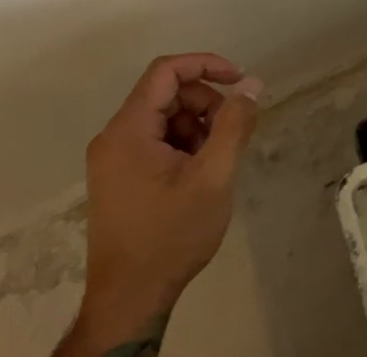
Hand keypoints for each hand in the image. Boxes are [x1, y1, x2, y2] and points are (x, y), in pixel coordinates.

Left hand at [56, 53, 262, 356]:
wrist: (130, 300)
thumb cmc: (171, 235)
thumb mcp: (213, 177)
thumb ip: (234, 124)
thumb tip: (252, 83)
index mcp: (128, 131)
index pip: (166, 71)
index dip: (207, 65)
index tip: (242, 82)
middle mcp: (114, 138)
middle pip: (167, 94)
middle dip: (206, 104)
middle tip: (233, 134)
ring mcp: (114, 160)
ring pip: (165, 118)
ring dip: (198, 127)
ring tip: (217, 162)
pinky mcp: (120, 178)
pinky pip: (157, 141)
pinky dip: (185, 146)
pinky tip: (201, 175)